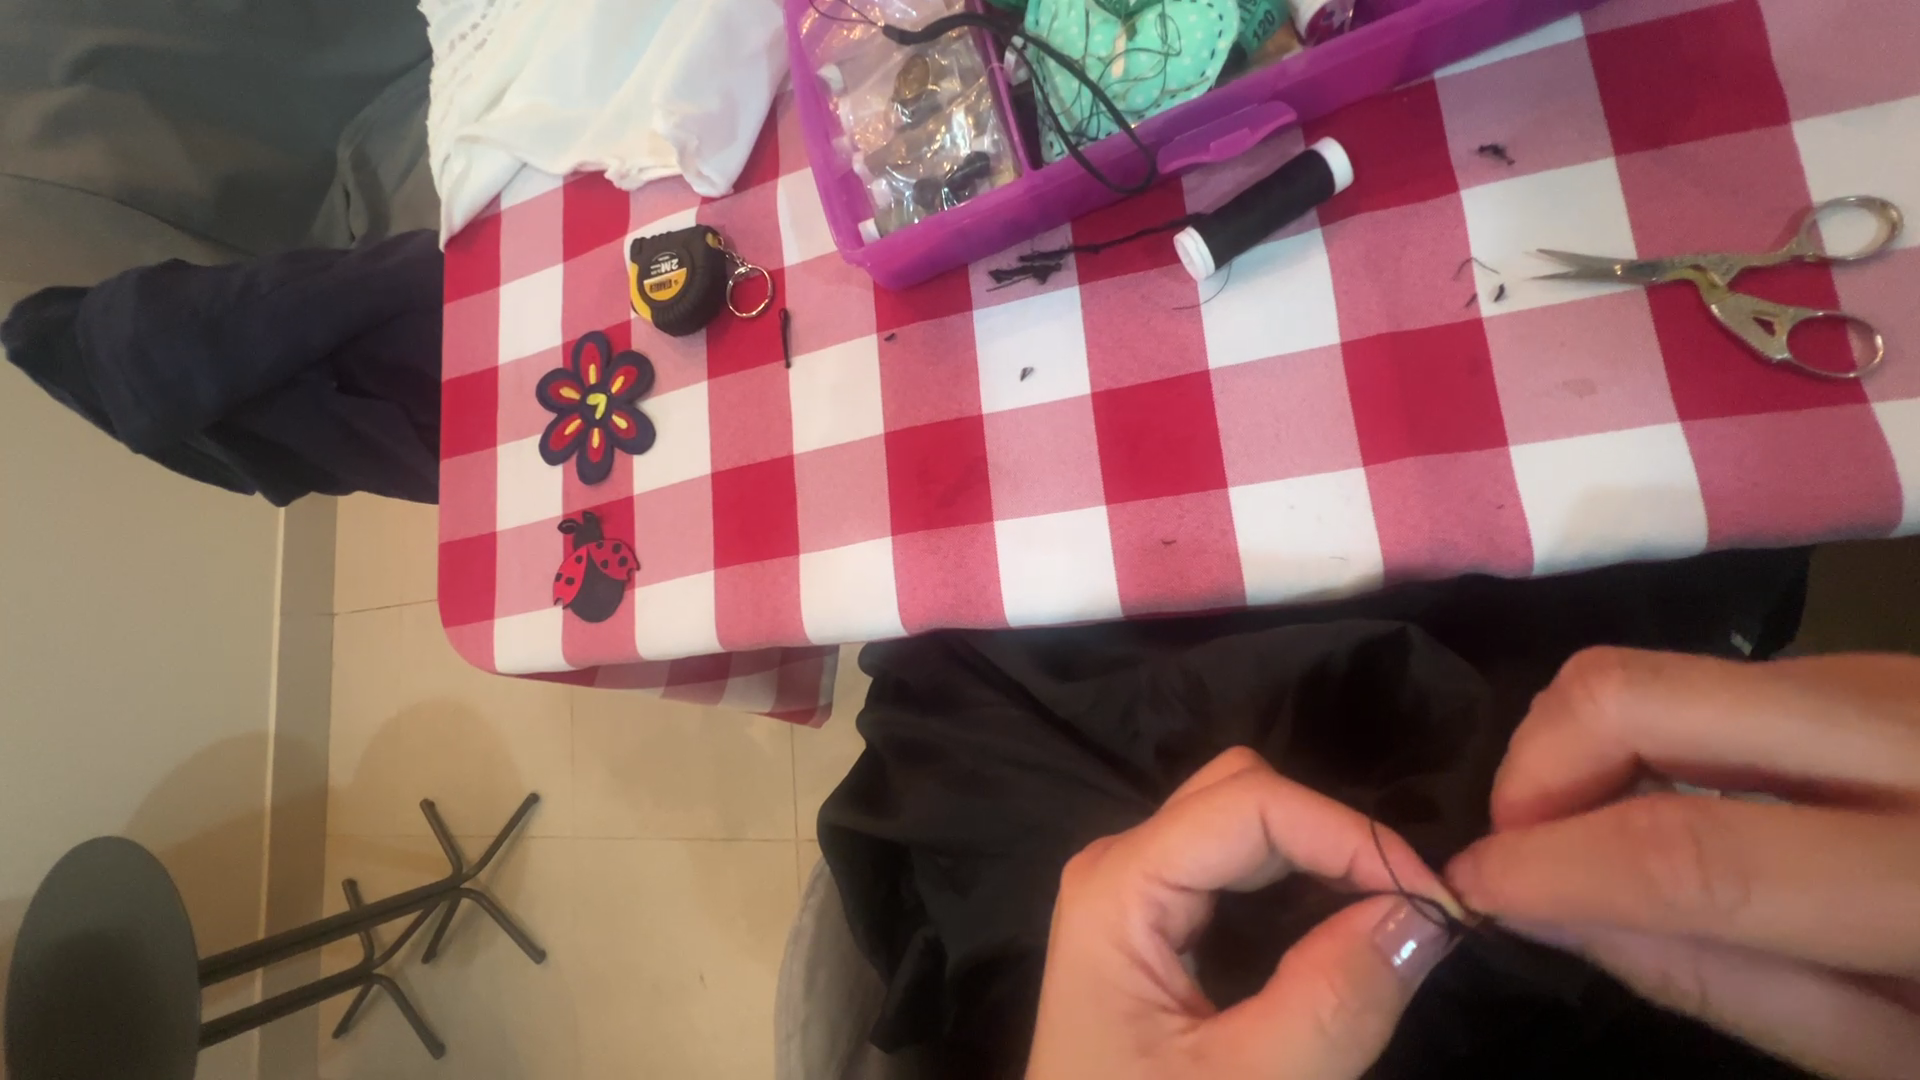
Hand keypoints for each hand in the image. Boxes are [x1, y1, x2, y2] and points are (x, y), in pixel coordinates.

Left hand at [1026, 747, 1458, 1079]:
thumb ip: (1329, 1002)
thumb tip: (1422, 916)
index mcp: (1119, 883)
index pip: (1246, 802)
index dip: (1346, 833)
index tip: (1438, 903)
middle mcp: (1120, 861)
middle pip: (1237, 792)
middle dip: (1331, 833)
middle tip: (1415, 911)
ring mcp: (1132, 883)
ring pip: (1237, 817)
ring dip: (1316, 849)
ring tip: (1389, 913)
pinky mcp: (1151, 913)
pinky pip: (1229, 860)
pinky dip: (1292, 873)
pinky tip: (1334, 919)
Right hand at [1446, 649, 1919, 1079]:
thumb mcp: (1899, 1058)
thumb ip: (1715, 980)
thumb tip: (1531, 909)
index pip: (1695, 853)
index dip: (1554, 867)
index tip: (1469, 885)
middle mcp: (1908, 739)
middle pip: (1633, 697)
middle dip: (1533, 766)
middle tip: (1516, 838)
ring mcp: (1878, 678)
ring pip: (1639, 673)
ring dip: (1564, 748)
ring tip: (1577, 823)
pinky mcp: (1847, 663)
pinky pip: (1674, 677)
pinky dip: (1618, 737)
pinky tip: (1648, 796)